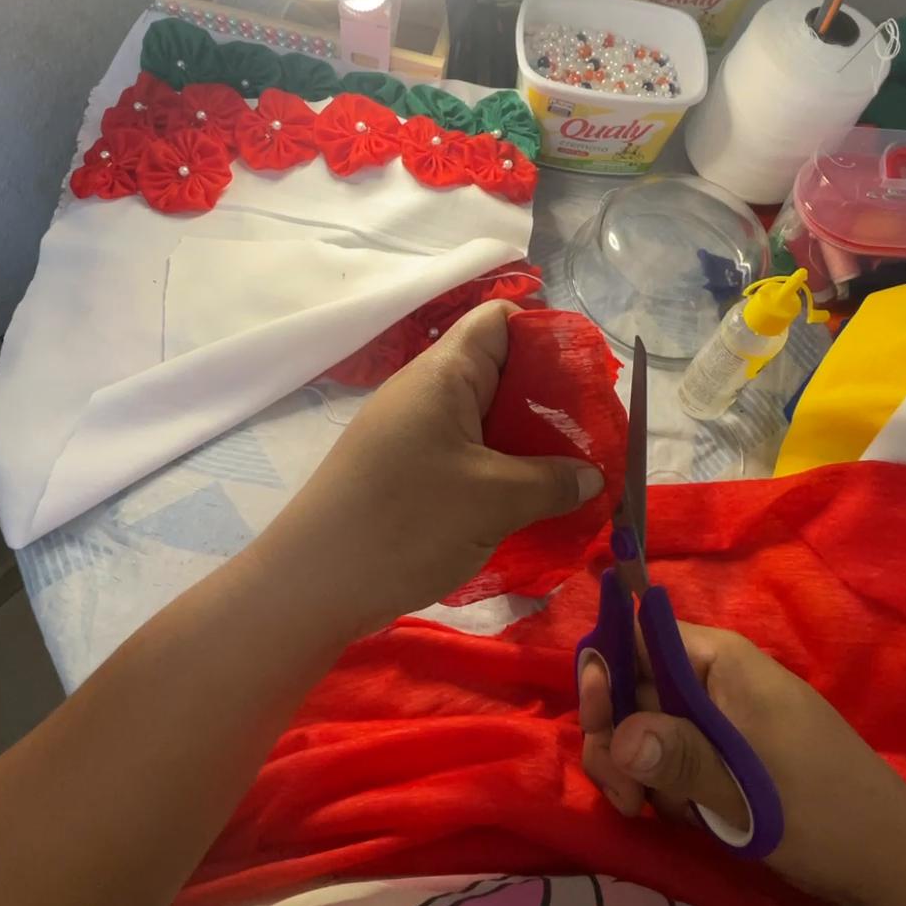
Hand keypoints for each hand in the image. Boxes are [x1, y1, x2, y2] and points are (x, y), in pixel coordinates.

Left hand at [266, 301, 604, 633]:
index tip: (584, 381)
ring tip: (570, 479)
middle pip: (500, 373)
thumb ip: (553, 481)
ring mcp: (414, 435)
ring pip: (486, 422)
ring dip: (527, 447)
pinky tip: (528, 506)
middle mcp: (427, 393)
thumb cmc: (406, 522)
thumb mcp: (493, 500)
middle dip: (548, 403)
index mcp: (443, 374)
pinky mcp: (408, 473)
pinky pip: (467, 458)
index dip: (546, 337)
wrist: (314, 584)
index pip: (500, 321)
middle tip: (589, 440)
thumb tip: (592, 476)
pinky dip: (500, 475)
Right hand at [580, 622, 905, 905]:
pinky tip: (666, 809)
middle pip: (632, 683)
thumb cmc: (824, 811)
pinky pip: (668, 749)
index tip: (596, 723)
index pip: (637, 635)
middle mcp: (711, 675)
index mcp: (719, 658)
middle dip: (613, 733)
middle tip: (621, 792)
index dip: (605, 670)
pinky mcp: (720, 748)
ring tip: (640, 807)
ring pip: (644, 721)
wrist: (893, 863)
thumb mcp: (747, 789)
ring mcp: (715, 713)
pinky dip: (655, 779)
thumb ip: (678, 756)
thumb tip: (615, 738)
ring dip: (629, 764)